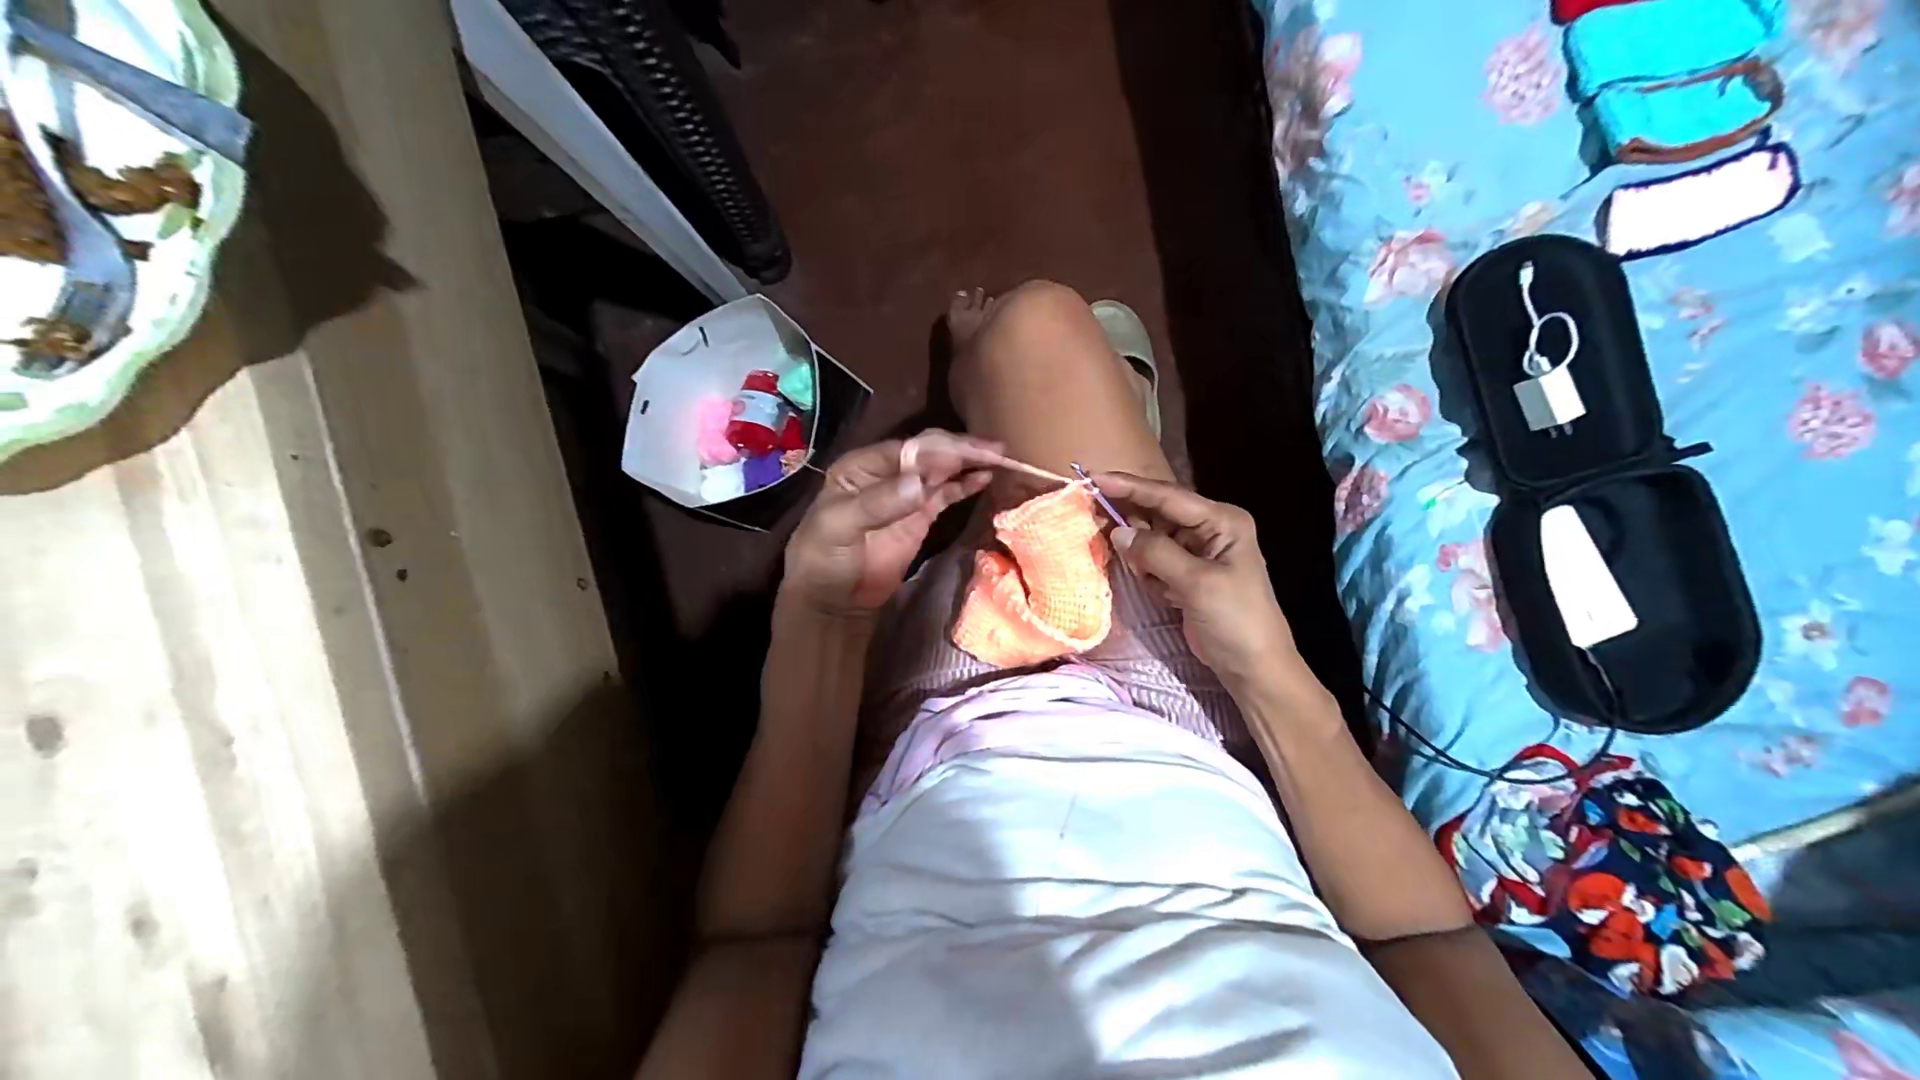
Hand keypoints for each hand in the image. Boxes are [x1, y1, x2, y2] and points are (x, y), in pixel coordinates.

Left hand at [782, 430, 999, 618]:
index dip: (940, 450)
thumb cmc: (822, 559)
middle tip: (997, 450)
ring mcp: (906, 494)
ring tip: (1002, 459)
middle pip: (930, 452)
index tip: (971, 453)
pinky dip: (966, 484)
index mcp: (862, 466)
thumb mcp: (838, 528)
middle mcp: (886, 472)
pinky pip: (948, 493)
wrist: (831, 601)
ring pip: (943, 469)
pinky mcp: (921, 515)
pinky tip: (986, 478)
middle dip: (962, 449)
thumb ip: (877, 504)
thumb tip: (919, 484)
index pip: (907, 450)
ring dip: (969, 462)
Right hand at [1096, 472, 1304, 694]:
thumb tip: (1118, 532)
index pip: (1168, 496)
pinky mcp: (1185, 573)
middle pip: (1157, 512)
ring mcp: (1197, 551)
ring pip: (1151, 536)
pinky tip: (1150, 584)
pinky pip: (1153, 559)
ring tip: (1125, 558)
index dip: (1130, 487)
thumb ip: (1156, 553)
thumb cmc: (1235, 620)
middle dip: (1128, 515)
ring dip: (1136, 548)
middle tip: (1091, 511)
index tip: (1094, 478)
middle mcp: (1209, 529)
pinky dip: (1144, 568)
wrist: (1254, 666)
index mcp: (1222, 521)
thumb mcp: (1197, 583)